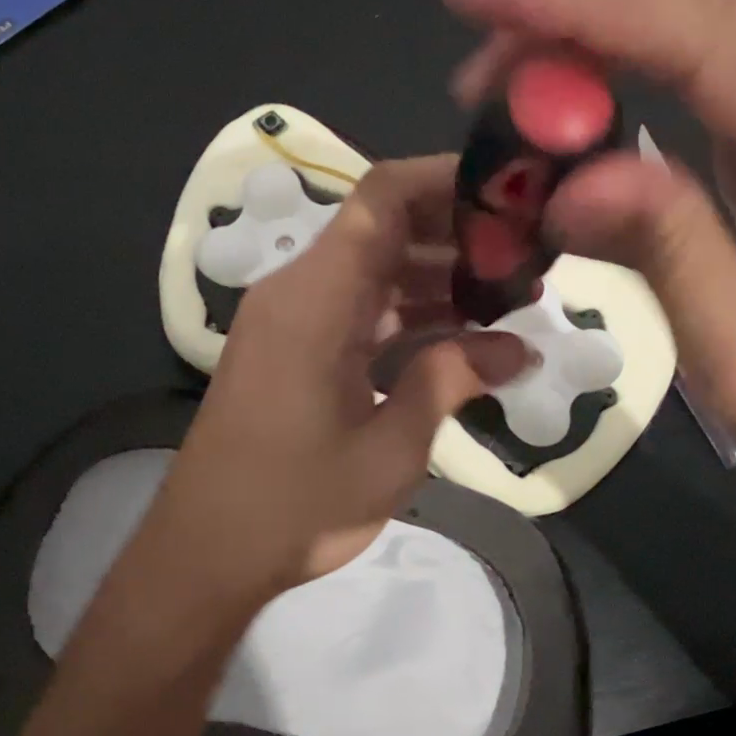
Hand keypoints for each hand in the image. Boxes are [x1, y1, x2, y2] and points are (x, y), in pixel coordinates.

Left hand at [151, 155, 525, 593]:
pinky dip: (408, 316)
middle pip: (383, 229)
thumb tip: (519, 348)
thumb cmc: (296, 503)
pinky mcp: (293, 351)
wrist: (206, 554)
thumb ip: (452, 379)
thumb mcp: (392, 447)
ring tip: (511, 301)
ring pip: (375, 271)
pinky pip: (358, 310)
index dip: (447, 181)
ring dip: (438, 280)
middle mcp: (299, 291)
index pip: (383, 197)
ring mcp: (293, 321)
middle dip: (457, 236)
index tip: (511, 197)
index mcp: (316, 297)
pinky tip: (463, 339)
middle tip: (529, 260)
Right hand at [437, 0, 735, 532]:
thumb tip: (572, 182)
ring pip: (707, 4)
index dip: (583, 4)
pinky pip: (714, 50)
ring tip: (503, 84)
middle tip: (473, 63)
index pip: (709, 39)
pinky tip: (572, 92)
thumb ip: (678, 265)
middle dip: (575, 2)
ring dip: (596, 21)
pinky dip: (629, 52)